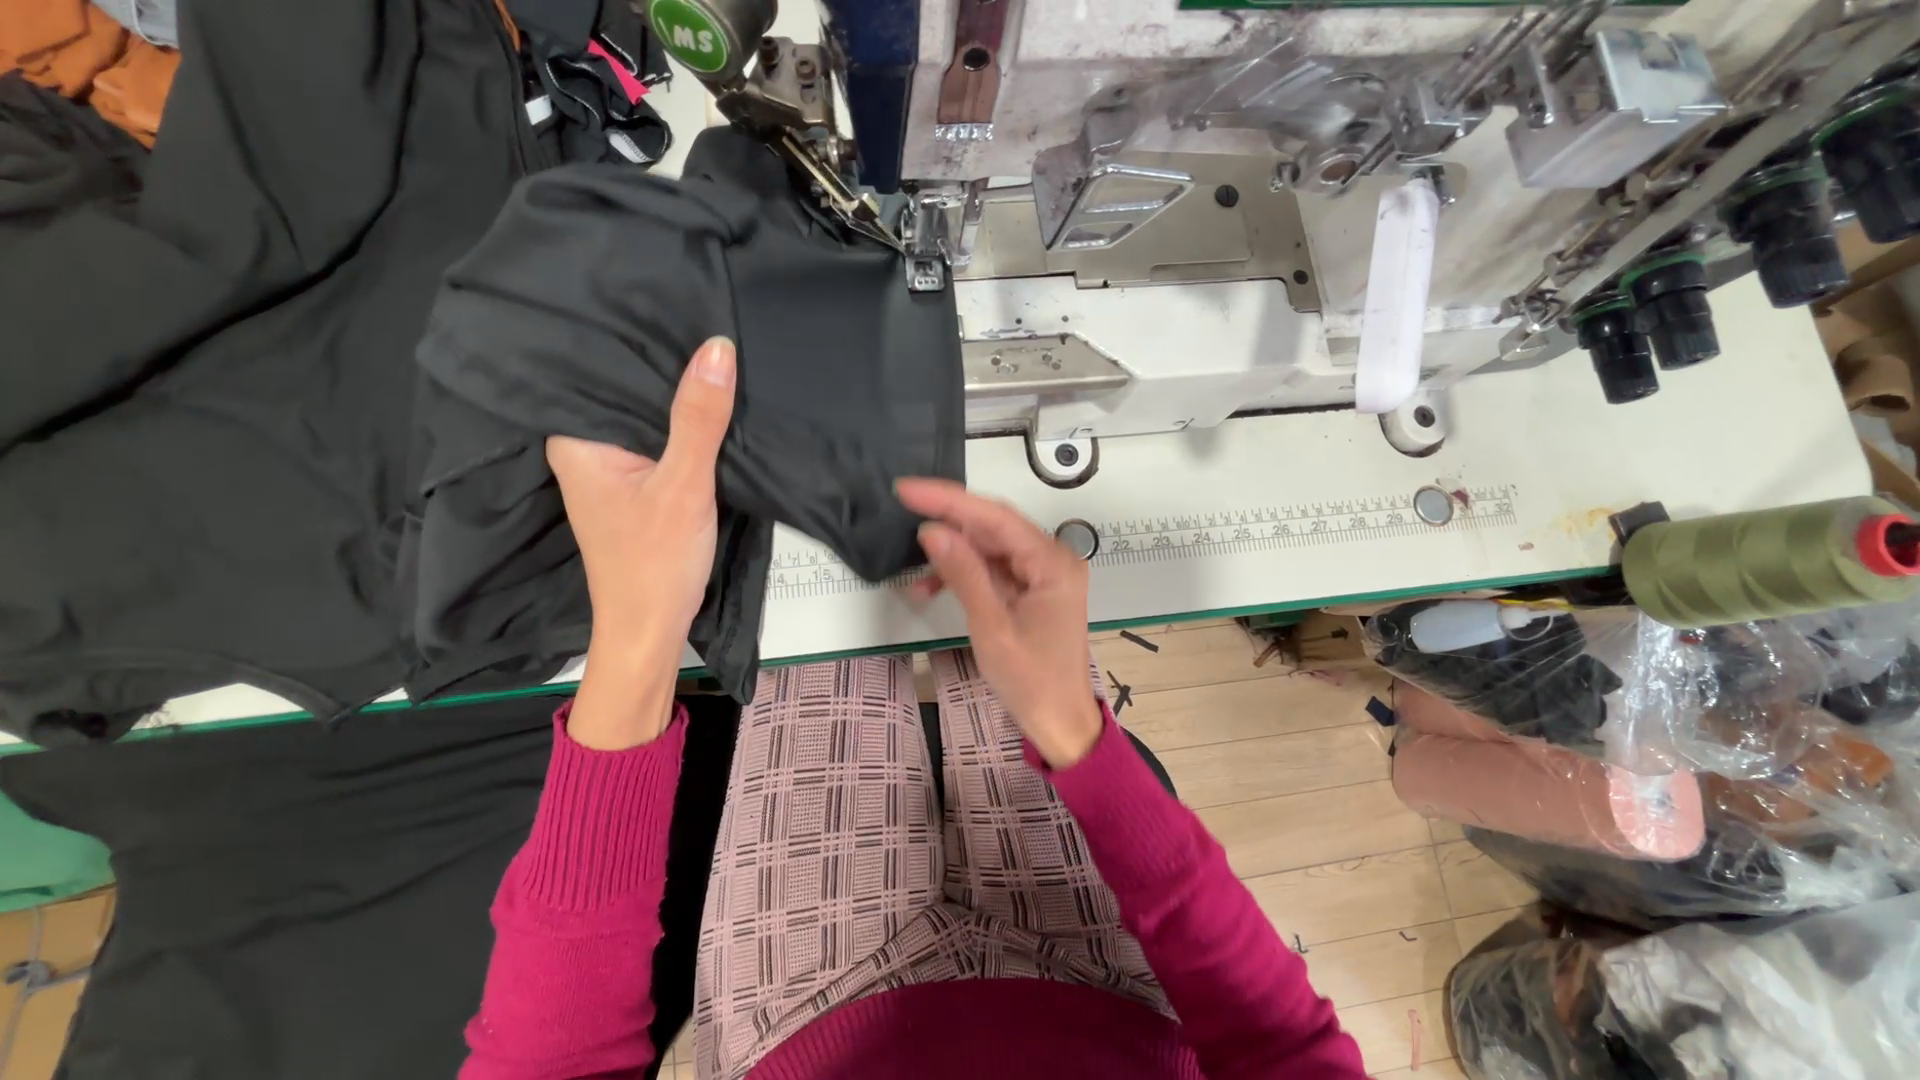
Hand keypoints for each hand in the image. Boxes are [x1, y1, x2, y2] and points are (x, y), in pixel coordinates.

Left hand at [548, 337, 736, 748]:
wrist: (652, 630)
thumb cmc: (655, 561)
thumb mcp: (685, 485)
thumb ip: (699, 418)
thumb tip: (717, 346)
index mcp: (575, 440)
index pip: (598, 370)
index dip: (633, 336)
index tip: (667, 297)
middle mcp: (584, 448)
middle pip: (623, 391)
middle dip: (661, 362)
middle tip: (699, 312)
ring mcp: (609, 467)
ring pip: (644, 416)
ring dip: (675, 395)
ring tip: (710, 346)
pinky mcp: (634, 484)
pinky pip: (656, 438)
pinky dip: (681, 424)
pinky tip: (709, 401)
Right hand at [895, 478, 1103, 766]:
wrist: (1061, 723)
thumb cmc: (1031, 681)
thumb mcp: (992, 628)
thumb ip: (964, 575)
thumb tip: (932, 531)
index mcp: (1053, 563)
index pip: (996, 518)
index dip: (950, 500)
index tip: (908, 489)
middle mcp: (1053, 558)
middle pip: (994, 525)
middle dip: (948, 517)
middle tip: (903, 504)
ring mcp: (1043, 573)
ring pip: (990, 546)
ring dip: (952, 552)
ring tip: (912, 563)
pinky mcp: (1032, 589)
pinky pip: (993, 568)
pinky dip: (963, 574)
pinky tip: (929, 587)